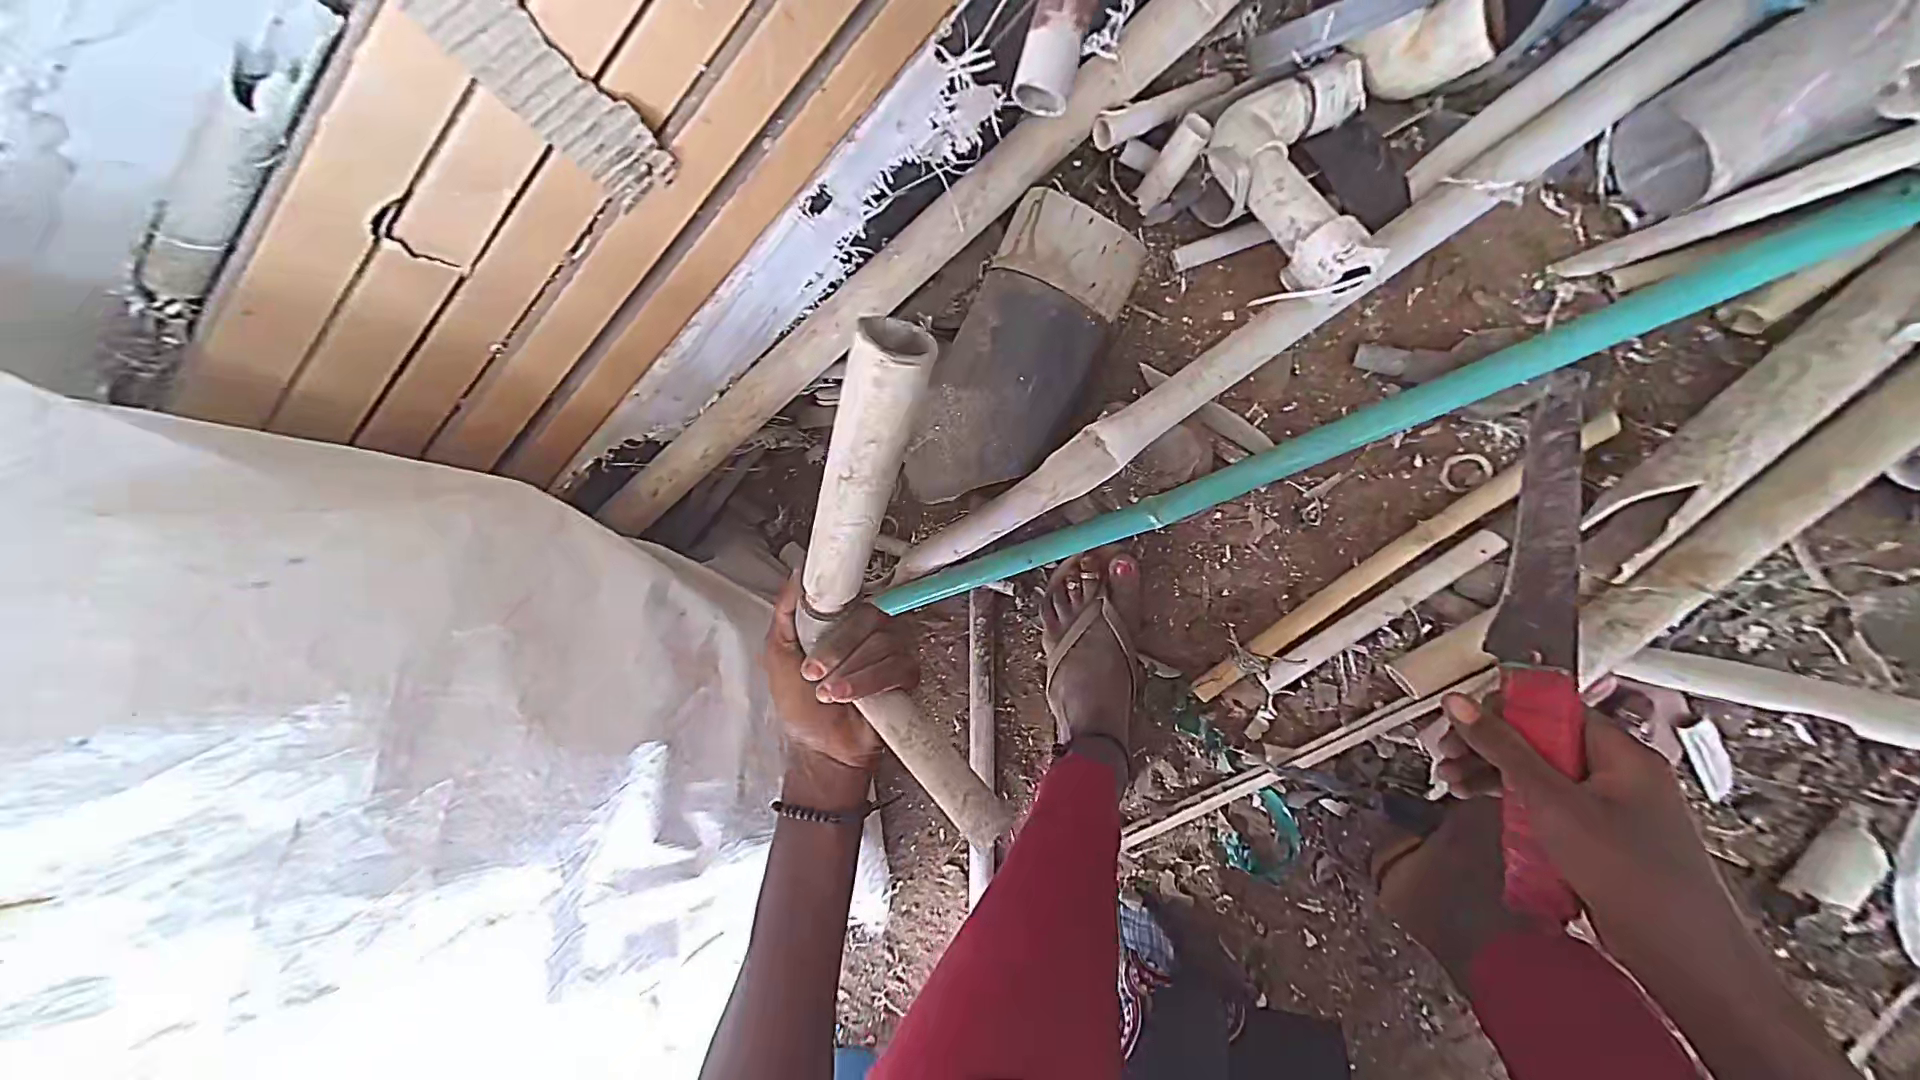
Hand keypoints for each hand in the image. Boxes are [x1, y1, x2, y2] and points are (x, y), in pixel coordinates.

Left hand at [764, 577, 918, 775]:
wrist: (822, 748)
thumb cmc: (800, 704)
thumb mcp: (778, 653)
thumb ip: (786, 613)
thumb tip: (796, 574)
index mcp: (843, 619)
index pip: (852, 594)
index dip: (837, 608)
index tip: (818, 627)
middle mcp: (871, 629)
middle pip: (868, 616)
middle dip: (837, 648)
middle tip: (814, 672)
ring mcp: (892, 650)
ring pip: (882, 642)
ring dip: (850, 670)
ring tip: (829, 692)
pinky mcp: (907, 674)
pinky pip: (897, 666)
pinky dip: (869, 682)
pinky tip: (850, 696)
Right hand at [1435, 692, 1744, 959]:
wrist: (1682, 958)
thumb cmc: (1632, 875)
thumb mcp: (1552, 800)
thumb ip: (1502, 748)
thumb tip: (1462, 705)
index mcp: (1622, 755)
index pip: (1552, 707)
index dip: (1502, 708)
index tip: (1461, 717)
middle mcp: (1617, 774)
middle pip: (1537, 738)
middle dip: (1486, 743)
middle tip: (1447, 750)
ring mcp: (1606, 806)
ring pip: (1535, 770)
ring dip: (1489, 771)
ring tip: (1451, 779)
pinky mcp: (1593, 834)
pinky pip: (1542, 801)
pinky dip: (1508, 798)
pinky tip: (1478, 801)